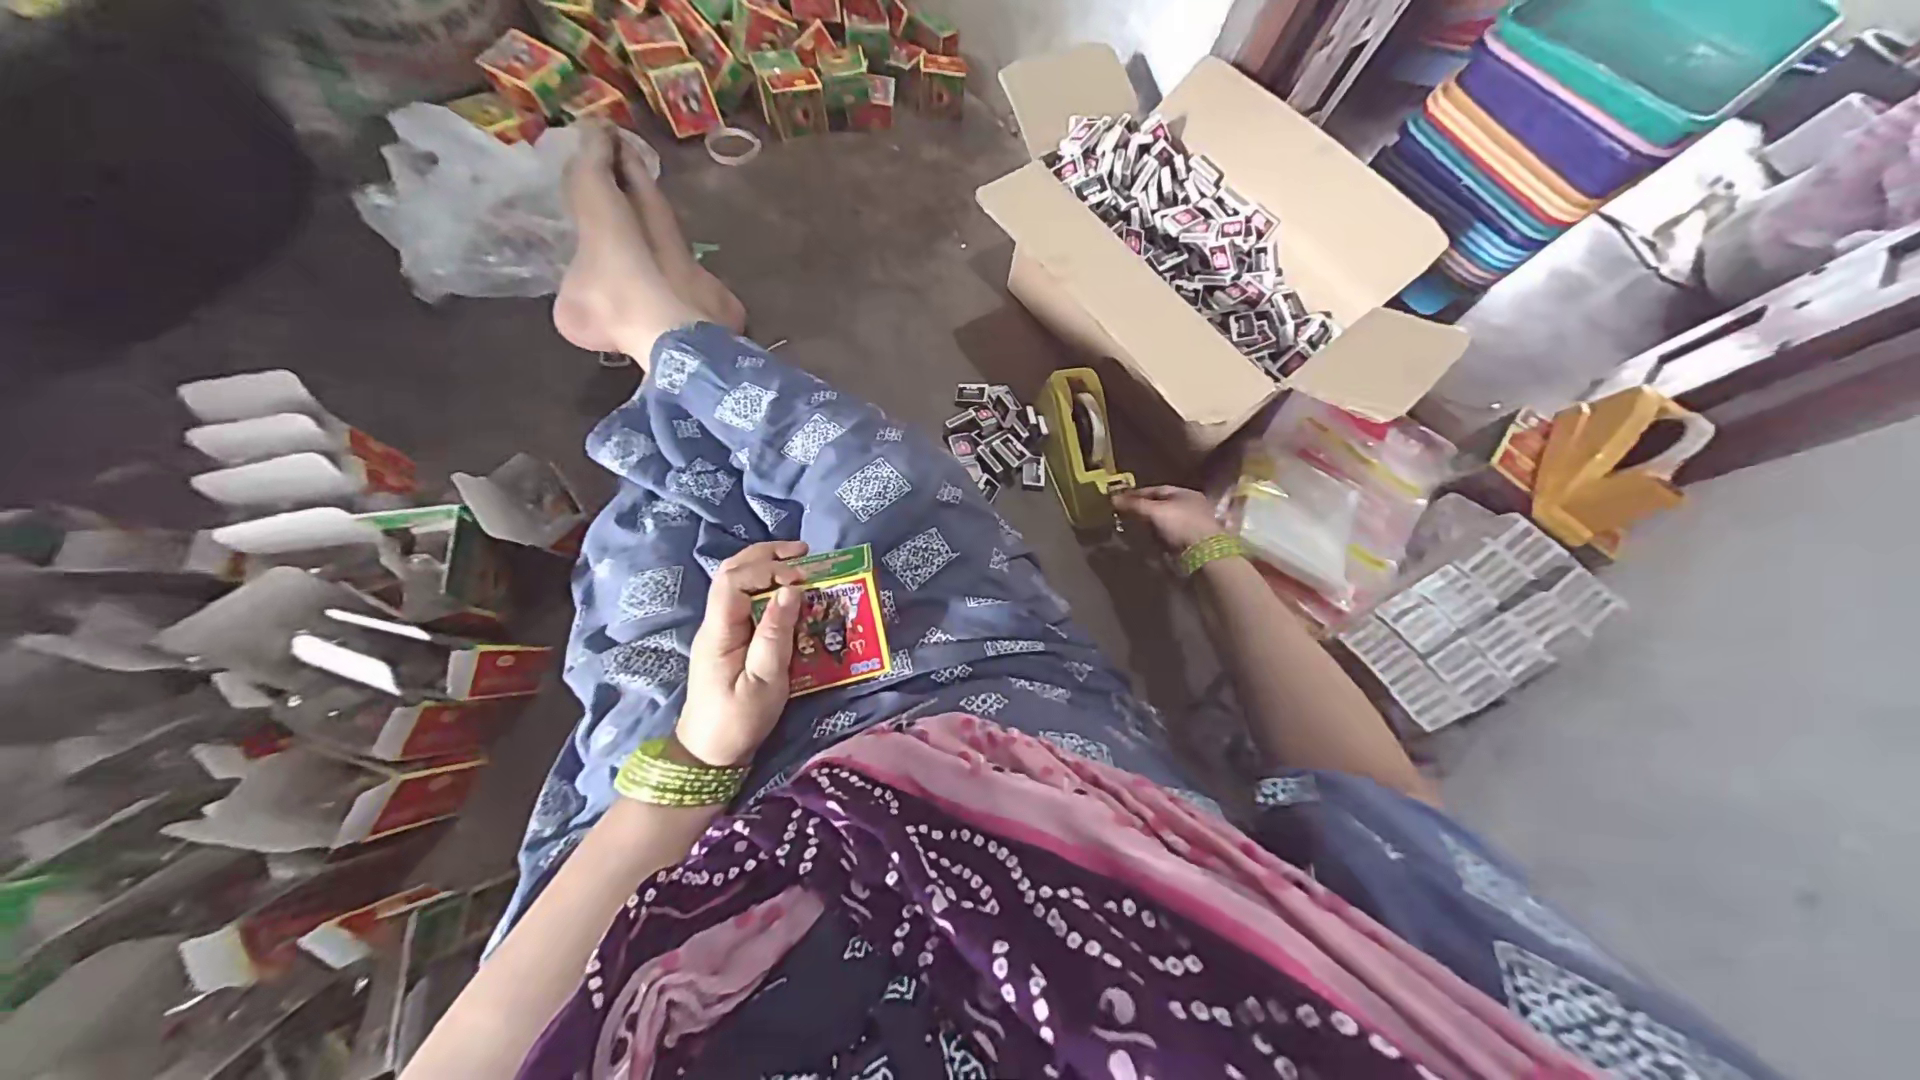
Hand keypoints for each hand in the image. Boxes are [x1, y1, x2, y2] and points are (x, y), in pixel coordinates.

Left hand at [676, 542, 810, 767]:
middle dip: (767, 554)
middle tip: (805, 552)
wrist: (709, 753)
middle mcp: (715, 622)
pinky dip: (768, 585)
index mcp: (719, 631)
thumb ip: (775, 634)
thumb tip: (792, 591)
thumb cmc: (739, 720)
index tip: (802, 578)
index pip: (735, 580)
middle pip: (732, 571)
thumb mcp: (765, 681)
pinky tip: (789, 590)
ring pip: (737, 582)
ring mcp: (721, 629)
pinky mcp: (730, 638)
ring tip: (800, 562)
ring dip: (767, 566)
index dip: (769, 569)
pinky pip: (746, 600)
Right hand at [1115, 486, 1224, 551]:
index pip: (1156, 490)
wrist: (1204, 553)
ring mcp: (1192, 523)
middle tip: (1124, 513)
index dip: (1137, 494)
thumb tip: (1113, 499)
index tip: (1120, 499)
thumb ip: (1134, 505)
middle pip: (1161, 504)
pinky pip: (1169, 533)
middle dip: (1142, 508)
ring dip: (1150, 523)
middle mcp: (1190, 505)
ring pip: (1165, 520)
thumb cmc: (1180, 524)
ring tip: (1134, 526)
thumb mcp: (1155, 511)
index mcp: (1184, 493)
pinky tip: (1149, 538)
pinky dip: (1158, 535)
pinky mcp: (1191, 540)